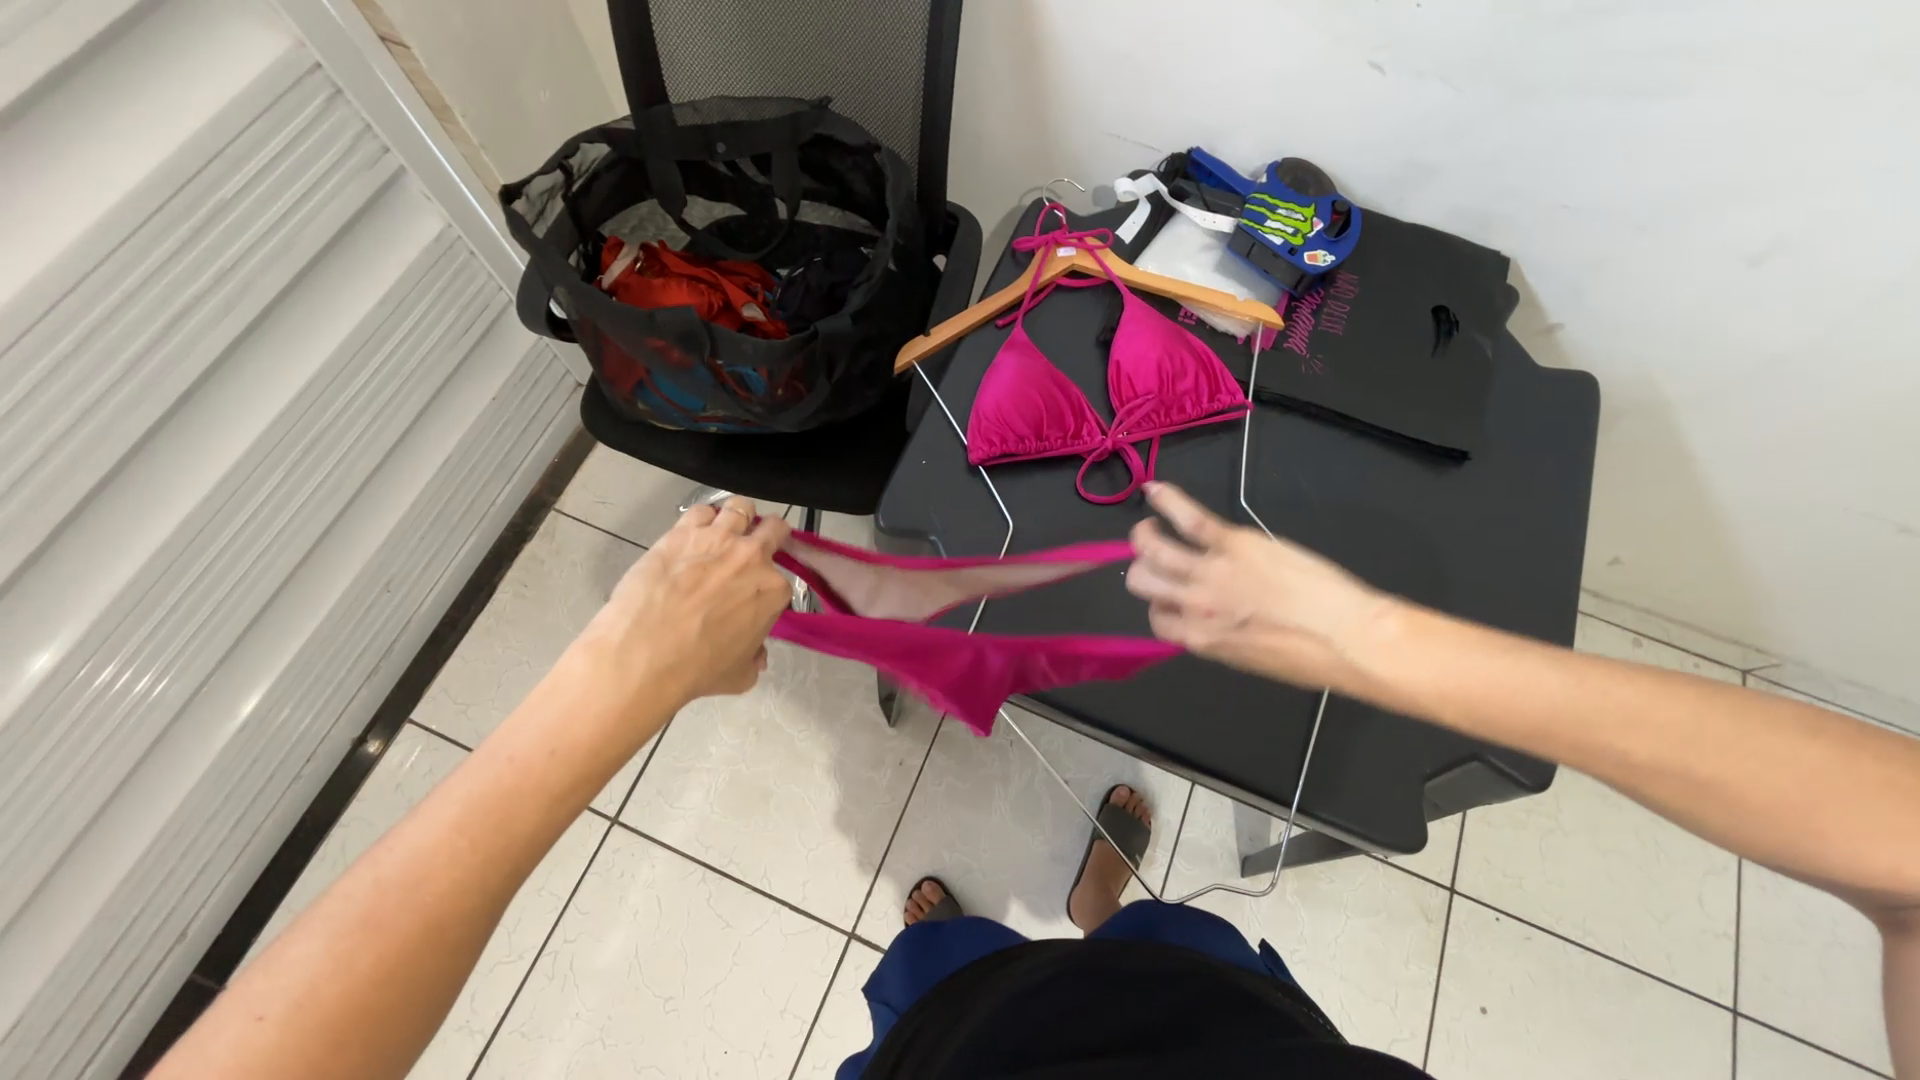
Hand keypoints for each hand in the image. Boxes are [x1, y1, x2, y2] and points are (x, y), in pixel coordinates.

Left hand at [575, 496, 792, 709]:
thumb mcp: (741, 675)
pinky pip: (701, 510)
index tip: (755, 596)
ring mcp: (717, 539)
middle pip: (774, 528)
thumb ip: (755, 659)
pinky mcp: (682, 532)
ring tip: (726, 530)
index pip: (782, 581)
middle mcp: (752, 557)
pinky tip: (694, 532)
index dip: (768, 588)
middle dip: (770, 535)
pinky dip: (702, 518)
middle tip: (756, 547)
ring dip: (738, 517)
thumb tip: (755, 656)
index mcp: (773, 590)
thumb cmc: (698, 669)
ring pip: (740, 507)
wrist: (645, 653)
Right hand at [1126, 482, 1392, 691]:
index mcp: (1199, 637)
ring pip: (1154, 547)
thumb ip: (1218, 637)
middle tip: (1157, 560)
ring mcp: (1210, 570)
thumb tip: (1208, 620)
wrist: (1346, 635)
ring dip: (1145, 534)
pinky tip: (1154, 491)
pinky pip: (1189, 518)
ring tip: (1151, 526)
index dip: (1161, 606)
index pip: (1156, 618)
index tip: (1174, 599)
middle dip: (1143, 570)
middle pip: (1141, 580)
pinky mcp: (1233, 542)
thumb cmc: (1307, 658)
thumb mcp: (1249, 659)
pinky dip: (1168, 500)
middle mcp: (1194, 604)